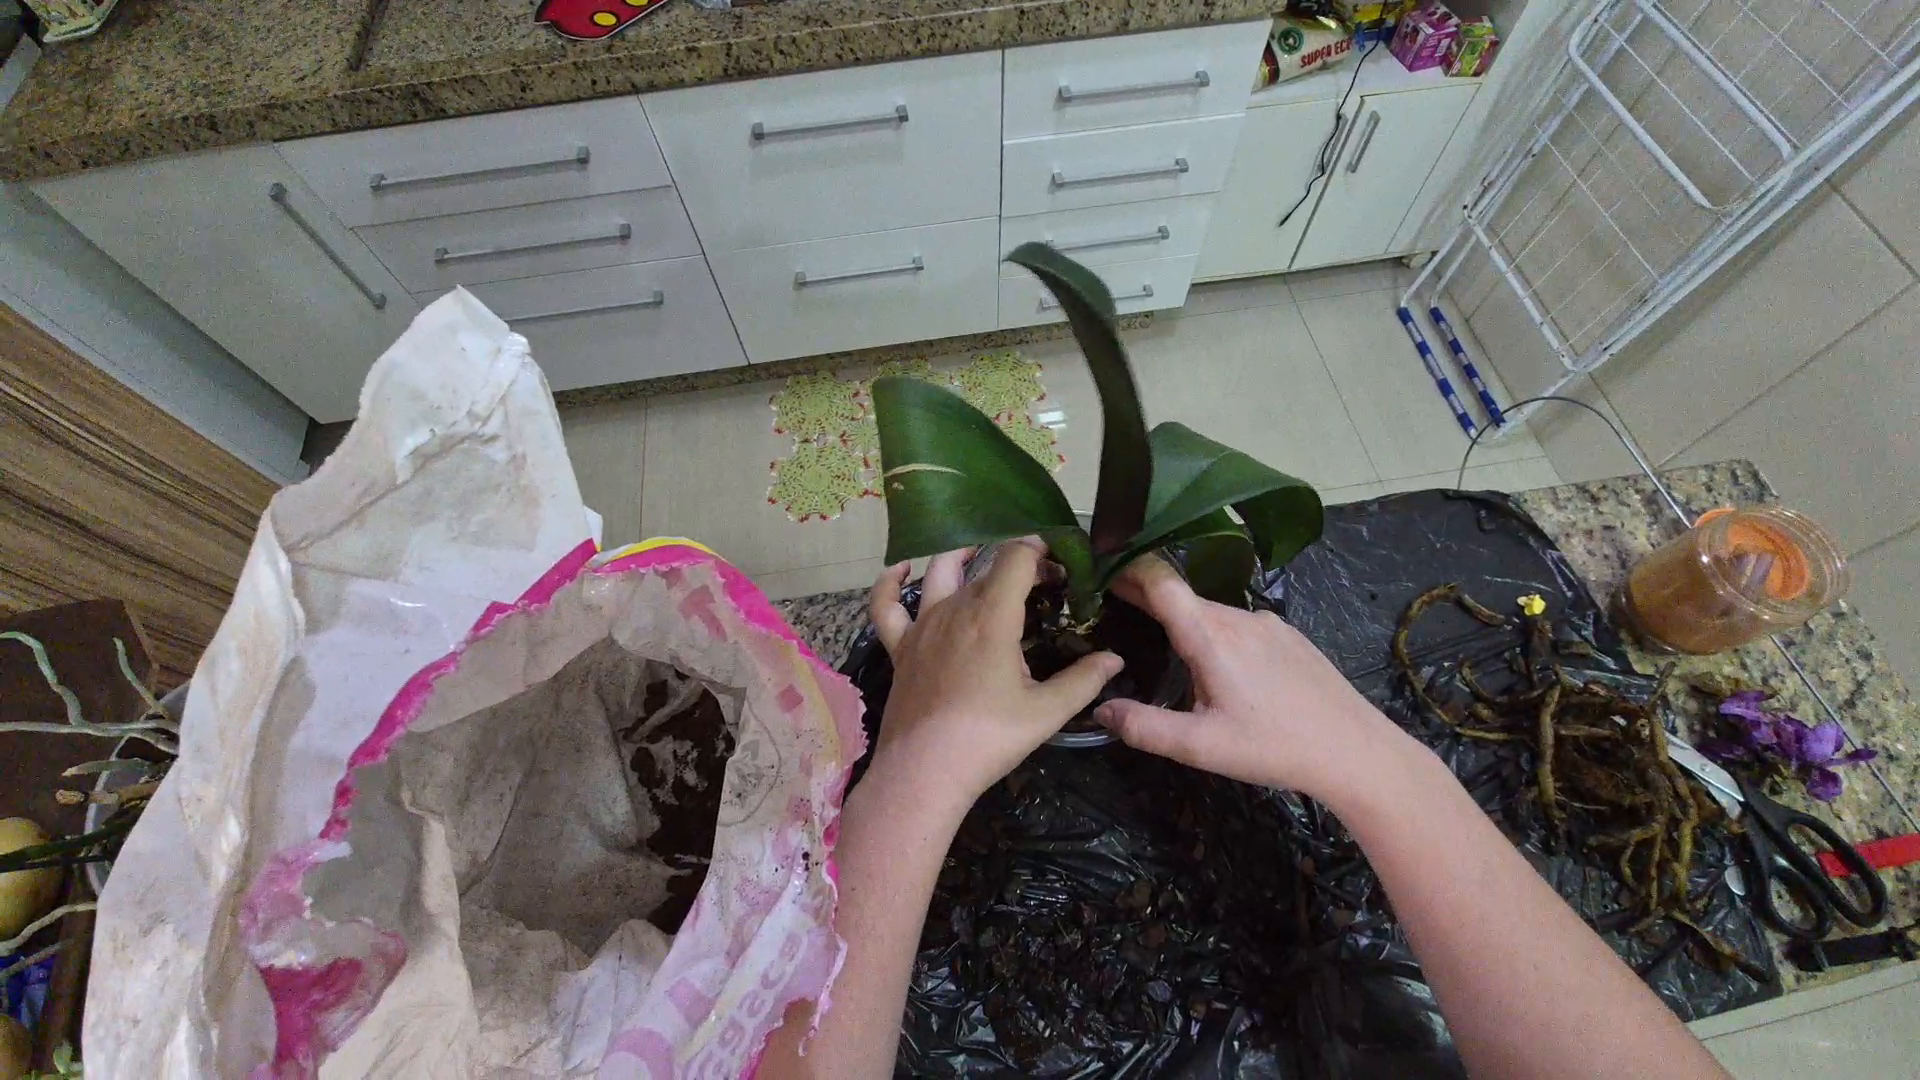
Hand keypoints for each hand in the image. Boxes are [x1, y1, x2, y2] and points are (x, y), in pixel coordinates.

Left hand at [867, 542, 1121, 817]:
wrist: (925, 771)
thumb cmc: (988, 738)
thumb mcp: (1047, 712)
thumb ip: (1084, 680)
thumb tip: (1115, 660)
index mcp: (993, 616)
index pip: (1017, 558)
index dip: (1041, 551)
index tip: (1062, 564)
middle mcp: (954, 609)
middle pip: (987, 567)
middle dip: (1019, 565)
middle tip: (1044, 585)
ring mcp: (921, 625)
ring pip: (939, 573)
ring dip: (962, 557)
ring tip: (980, 555)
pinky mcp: (899, 646)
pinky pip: (885, 604)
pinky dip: (890, 582)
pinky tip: (900, 570)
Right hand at [1094, 555, 1418, 804]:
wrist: (1358, 752)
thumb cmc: (1274, 747)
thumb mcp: (1200, 747)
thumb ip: (1144, 727)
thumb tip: (1099, 708)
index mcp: (1211, 637)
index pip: (1161, 581)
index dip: (1129, 569)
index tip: (1101, 568)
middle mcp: (1238, 618)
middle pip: (1182, 595)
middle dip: (1146, 597)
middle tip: (1114, 608)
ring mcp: (1267, 623)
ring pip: (1211, 611)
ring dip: (1182, 620)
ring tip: (1162, 646)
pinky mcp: (1288, 636)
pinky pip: (1238, 624)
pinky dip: (1214, 632)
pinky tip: (1218, 668)